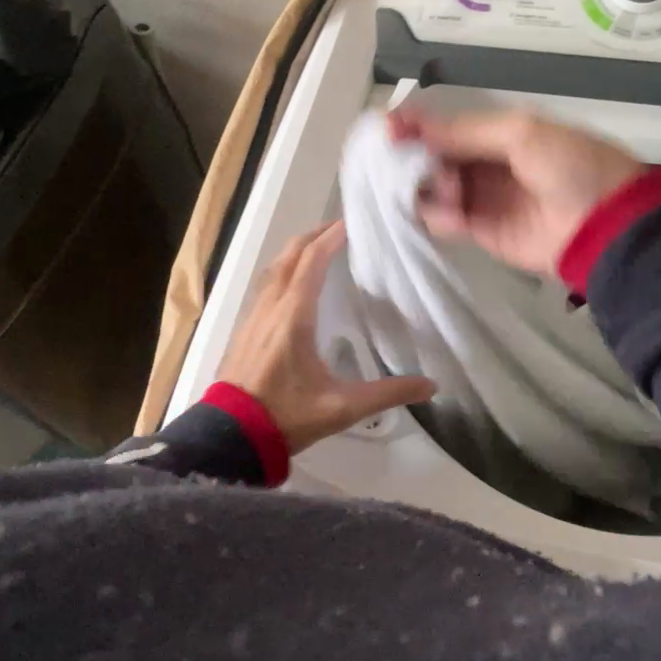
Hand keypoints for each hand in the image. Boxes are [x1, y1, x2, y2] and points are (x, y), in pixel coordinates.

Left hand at [216, 221, 436, 452]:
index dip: (332, 237)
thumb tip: (430, 385)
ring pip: (274, 268)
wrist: (230, 437)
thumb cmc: (286, 416)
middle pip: (291, 254)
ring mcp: (254, 316)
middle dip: (315, 235)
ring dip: (297, 251)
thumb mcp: (342, 407)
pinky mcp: (245, 329)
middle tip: (340, 229)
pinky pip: (266, 285)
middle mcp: (271, 306)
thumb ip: (387, 393)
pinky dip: (284, 270)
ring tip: (320, 249)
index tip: (352, 223)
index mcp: (294, 315)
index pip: (313, 260)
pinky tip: (295, 284)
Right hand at [388, 108, 643, 274]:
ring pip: (434, 187)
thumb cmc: (569, 164)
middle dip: (414, 156)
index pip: (447, 125)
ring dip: (424, 185)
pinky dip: (436, 213)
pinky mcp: (481, 232)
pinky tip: (443, 209)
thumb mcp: (519, 133)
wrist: (605, 224)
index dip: (416, 124)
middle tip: (398, 161)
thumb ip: (463, 131)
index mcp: (500, 132)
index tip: (386, 127)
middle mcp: (487, 162)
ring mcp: (483, 198)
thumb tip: (409, 126)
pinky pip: (445, 220)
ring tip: (432, 187)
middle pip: (434, 156)